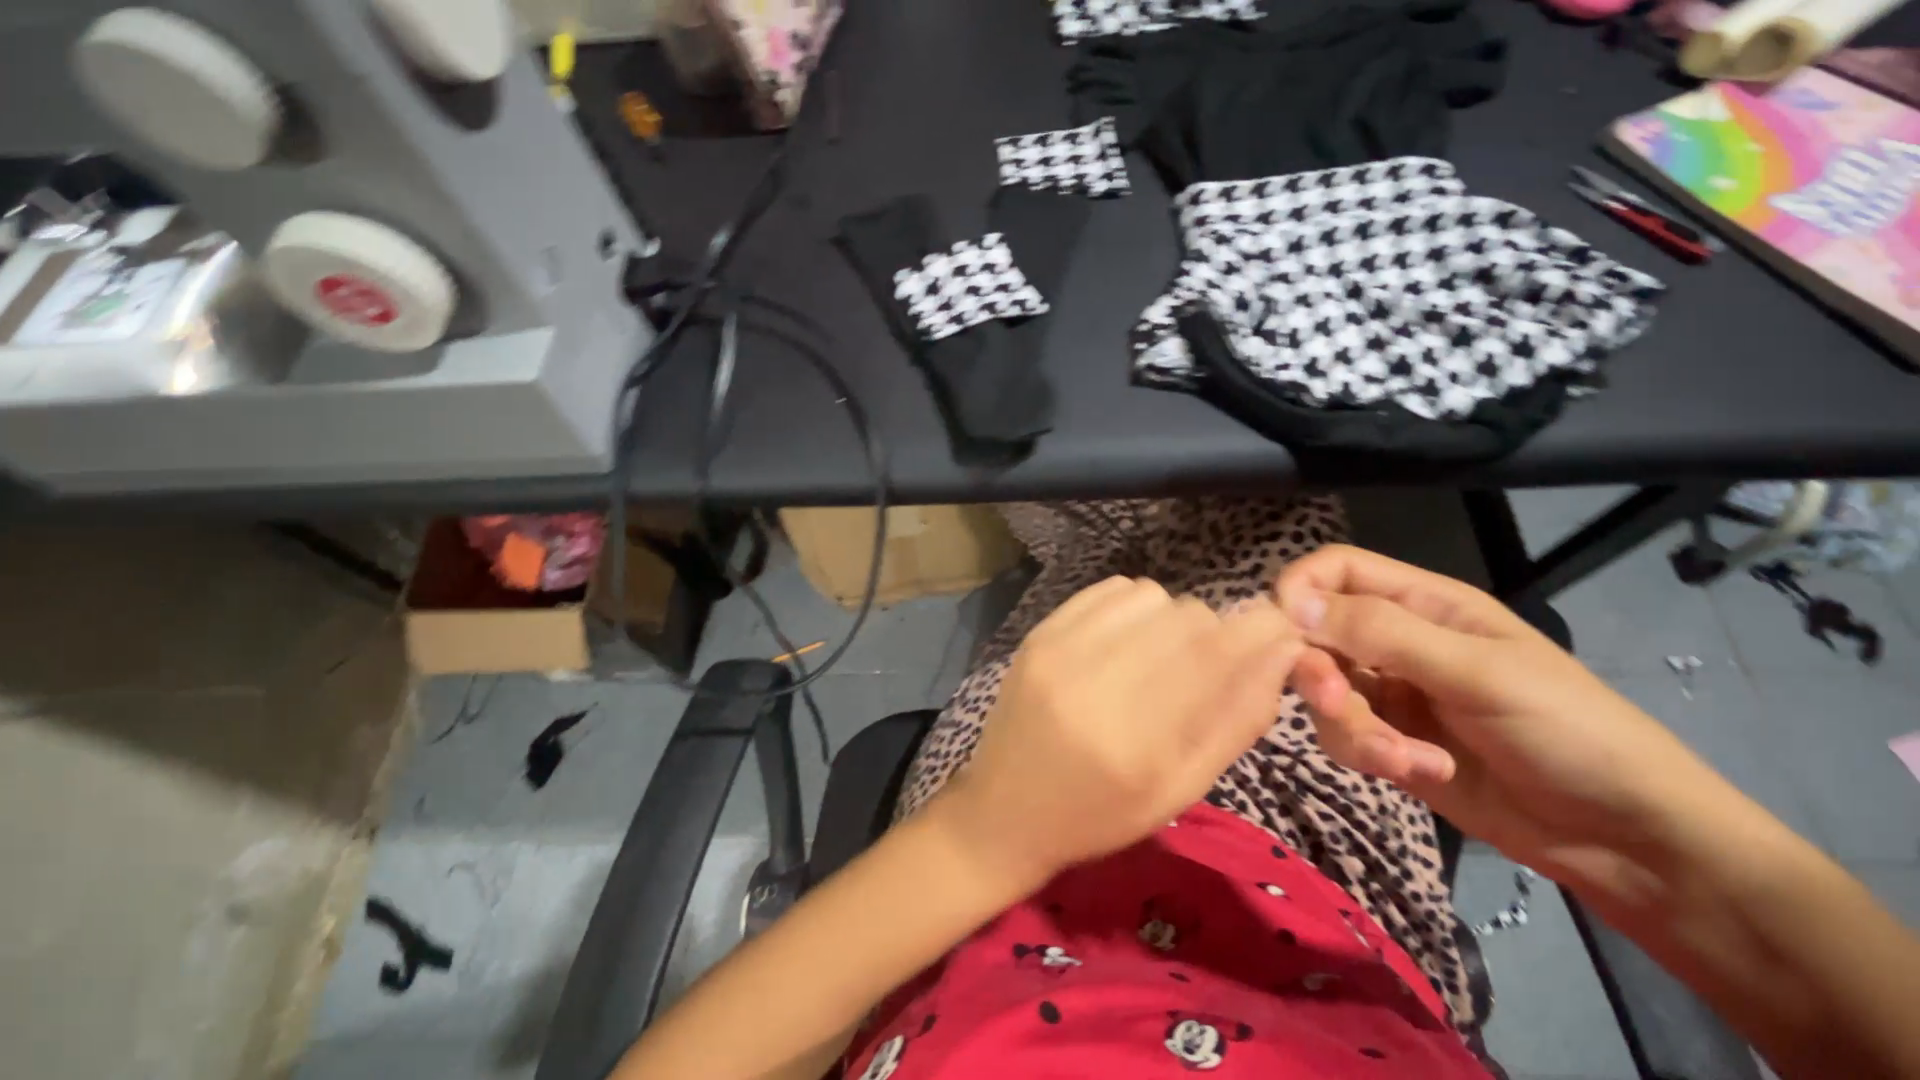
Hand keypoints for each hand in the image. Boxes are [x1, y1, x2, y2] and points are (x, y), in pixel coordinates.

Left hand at [929, 576, 1307, 890]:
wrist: (1005, 811)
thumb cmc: (1101, 814)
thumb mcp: (1180, 790)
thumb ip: (1236, 723)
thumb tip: (1282, 653)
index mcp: (1138, 740)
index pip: (1218, 655)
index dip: (1261, 631)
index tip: (1278, 632)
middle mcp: (1096, 684)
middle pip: (1189, 617)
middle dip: (1216, 633)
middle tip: (1208, 665)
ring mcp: (1059, 652)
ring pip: (1152, 596)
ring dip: (1173, 618)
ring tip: (1160, 657)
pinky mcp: (1038, 635)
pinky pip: (1110, 590)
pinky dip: (1133, 607)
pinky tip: (1126, 642)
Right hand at [1273, 545, 1736, 898]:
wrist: (1621, 834)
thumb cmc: (1566, 729)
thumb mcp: (1476, 672)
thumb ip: (1383, 634)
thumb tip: (1292, 603)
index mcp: (1427, 605)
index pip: (1338, 571)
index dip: (1302, 590)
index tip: (1284, 631)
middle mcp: (1400, 644)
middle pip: (1318, 636)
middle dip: (1320, 673)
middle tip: (1339, 704)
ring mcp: (1395, 697)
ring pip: (1325, 694)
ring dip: (1353, 728)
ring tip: (1405, 759)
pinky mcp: (1394, 746)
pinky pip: (1346, 740)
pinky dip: (1372, 757)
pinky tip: (1422, 772)